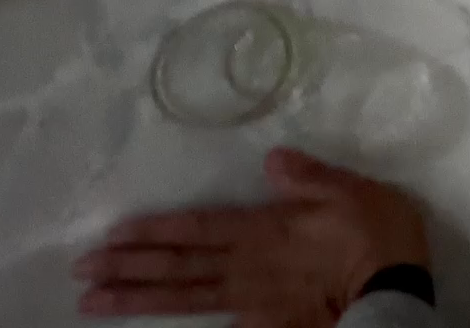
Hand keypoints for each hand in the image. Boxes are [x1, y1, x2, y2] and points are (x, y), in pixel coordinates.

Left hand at [74, 147, 429, 324]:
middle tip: (81, 269)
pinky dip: (184, 325)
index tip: (114, 233)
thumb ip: (309, 177)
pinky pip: (215, 323)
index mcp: (266, 228)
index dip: (158, 230)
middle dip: (130, 265)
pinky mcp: (263, 321)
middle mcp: (247, 264)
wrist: (388, 287)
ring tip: (93, 302)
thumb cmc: (373, 230)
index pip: (201, 228)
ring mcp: (250, 298)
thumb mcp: (351, 189)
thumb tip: (271, 158)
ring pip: (184, 297)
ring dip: (137, 298)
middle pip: (181, 265)